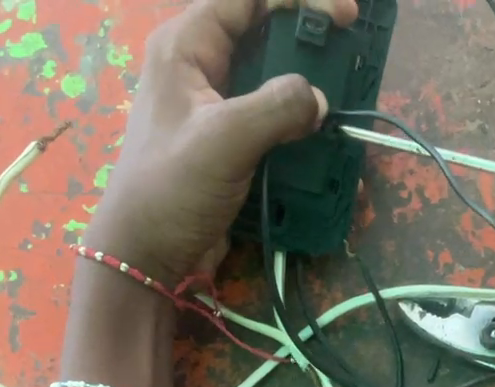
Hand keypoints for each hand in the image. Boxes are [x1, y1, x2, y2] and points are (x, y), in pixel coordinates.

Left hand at [83, 0, 357, 283]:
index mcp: (186, 47)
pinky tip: (321, 141)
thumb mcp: (224, 139)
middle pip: (262, 35)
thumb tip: (319, 100)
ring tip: (339, 101)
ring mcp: (215, 109)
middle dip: (306, 43)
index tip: (344, 16)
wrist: (148, 255)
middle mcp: (200, 69)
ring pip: (269, 80)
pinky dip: (296, 128)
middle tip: (346, 59)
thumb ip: (277, 108)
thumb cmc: (172, 189)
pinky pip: (269, 123)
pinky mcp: (228, 146)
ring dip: (305, 90)